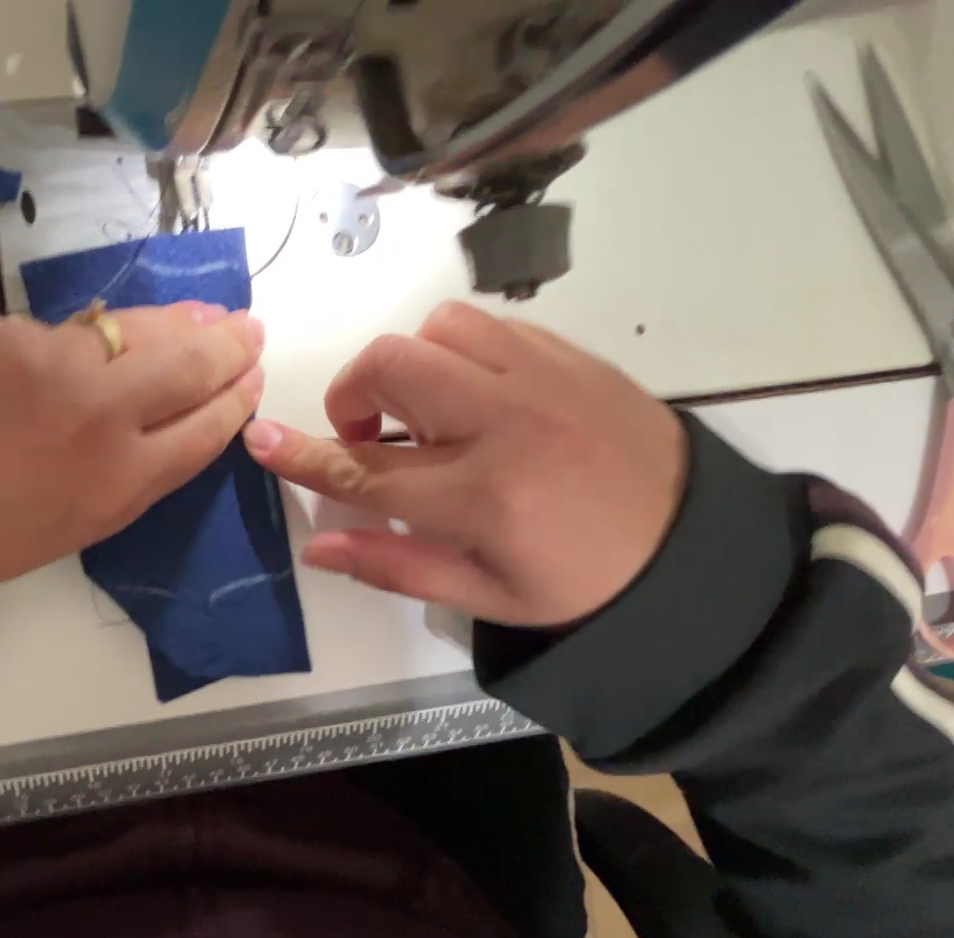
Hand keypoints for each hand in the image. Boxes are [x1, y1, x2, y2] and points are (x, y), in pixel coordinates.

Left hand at [0, 303, 265, 615]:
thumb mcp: (72, 526)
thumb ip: (130, 471)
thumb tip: (160, 411)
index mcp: (116, 480)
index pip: (205, 425)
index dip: (235, 398)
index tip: (250, 376)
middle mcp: (93, 411)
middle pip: (185, 361)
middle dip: (226, 342)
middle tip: (245, 327)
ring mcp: (38, 358)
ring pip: (126, 327)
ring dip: (167, 322)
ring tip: (193, 315)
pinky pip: (48, 331)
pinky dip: (70, 342)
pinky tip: (67, 355)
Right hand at [244, 302, 685, 627]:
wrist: (693, 546)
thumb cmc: (579, 582)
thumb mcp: (483, 596)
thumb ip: (394, 566)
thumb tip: (316, 547)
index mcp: (483, 496)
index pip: (365, 471)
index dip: (303, 455)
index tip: (260, 437)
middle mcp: (505, 422)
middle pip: (392, 368)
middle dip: (354, 394)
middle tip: (367, 435)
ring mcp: (541, 378)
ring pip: (437, 329)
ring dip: (409, 365)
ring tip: (425, 411)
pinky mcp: (569, 355)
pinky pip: (488, 325)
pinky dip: (457, 351)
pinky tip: (473, 394)